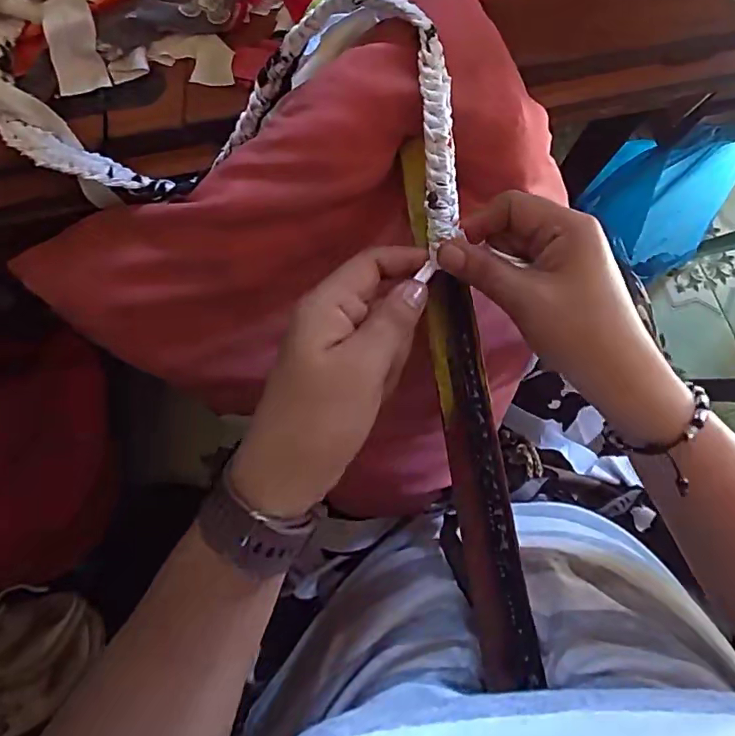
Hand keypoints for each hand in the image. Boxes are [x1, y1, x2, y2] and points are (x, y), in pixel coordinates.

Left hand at [227, 246, 428, 516]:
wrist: (286, 476)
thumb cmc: (323, 418)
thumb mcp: (365, 366)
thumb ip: (394, 320)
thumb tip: (421, 282)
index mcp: (326, 303)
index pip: (371, 261)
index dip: (408, 259)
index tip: (448, 270)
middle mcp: (328, 314)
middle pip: (382, 294)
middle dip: (400, 324)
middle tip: (393, 361)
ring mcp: (334, 341)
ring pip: (384, 327)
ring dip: (393, 353)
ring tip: (379, 385)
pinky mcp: (341, 365)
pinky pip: (376, 353)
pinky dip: (384, 370)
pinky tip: (374, 395)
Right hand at [438, 192, 691, 444]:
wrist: (623, 379)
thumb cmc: (578, 333)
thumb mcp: (524, 298)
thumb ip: (481, 269)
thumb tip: (440, 248)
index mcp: (567, 225)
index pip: (511, 204)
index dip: (478, 221)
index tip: (450, 249)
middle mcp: (570, 231)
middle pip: (514, 222)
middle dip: (483, 241)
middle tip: (453, 267)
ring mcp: (570, 255)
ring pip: (518, 245)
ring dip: (493, 259)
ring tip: (468, 279)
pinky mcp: (566, 277)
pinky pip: (528, 263)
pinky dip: (507, 273)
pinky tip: (492, 289)